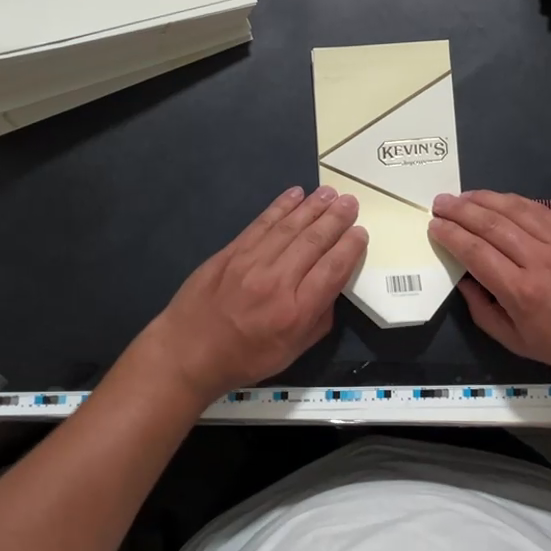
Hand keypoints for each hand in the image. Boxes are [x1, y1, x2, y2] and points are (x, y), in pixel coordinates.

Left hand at [140, 186, 367, 400]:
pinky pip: (263, 223)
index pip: (332, 269)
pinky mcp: (232, 251)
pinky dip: (281, 206)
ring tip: (331, 193)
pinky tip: (296, 195)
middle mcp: (276, 282)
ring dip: (313, 207)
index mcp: (296, 312)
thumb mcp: (292, 351)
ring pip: (290, 227)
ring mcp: (251, 263)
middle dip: (336, 219)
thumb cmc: (245, 357)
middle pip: (314, 241)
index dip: (350, 247)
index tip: (361, 231)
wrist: (189, 351)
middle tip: (351, 202)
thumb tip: (334, 285)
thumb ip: (319, 318)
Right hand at [428, 191, 550, 383]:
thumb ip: (482, 311)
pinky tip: (495, 200)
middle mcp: (539, 260)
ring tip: (461, 196)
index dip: (450, 235)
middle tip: (439, 203)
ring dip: (482, 199)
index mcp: (522, 292)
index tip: (434, 226)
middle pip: (490, 224)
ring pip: (513, 209)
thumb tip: (463, 279)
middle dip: (459, 211)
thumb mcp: (517, 342)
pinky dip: (511, 200)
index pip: (476, 252)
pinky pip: (536, 208)